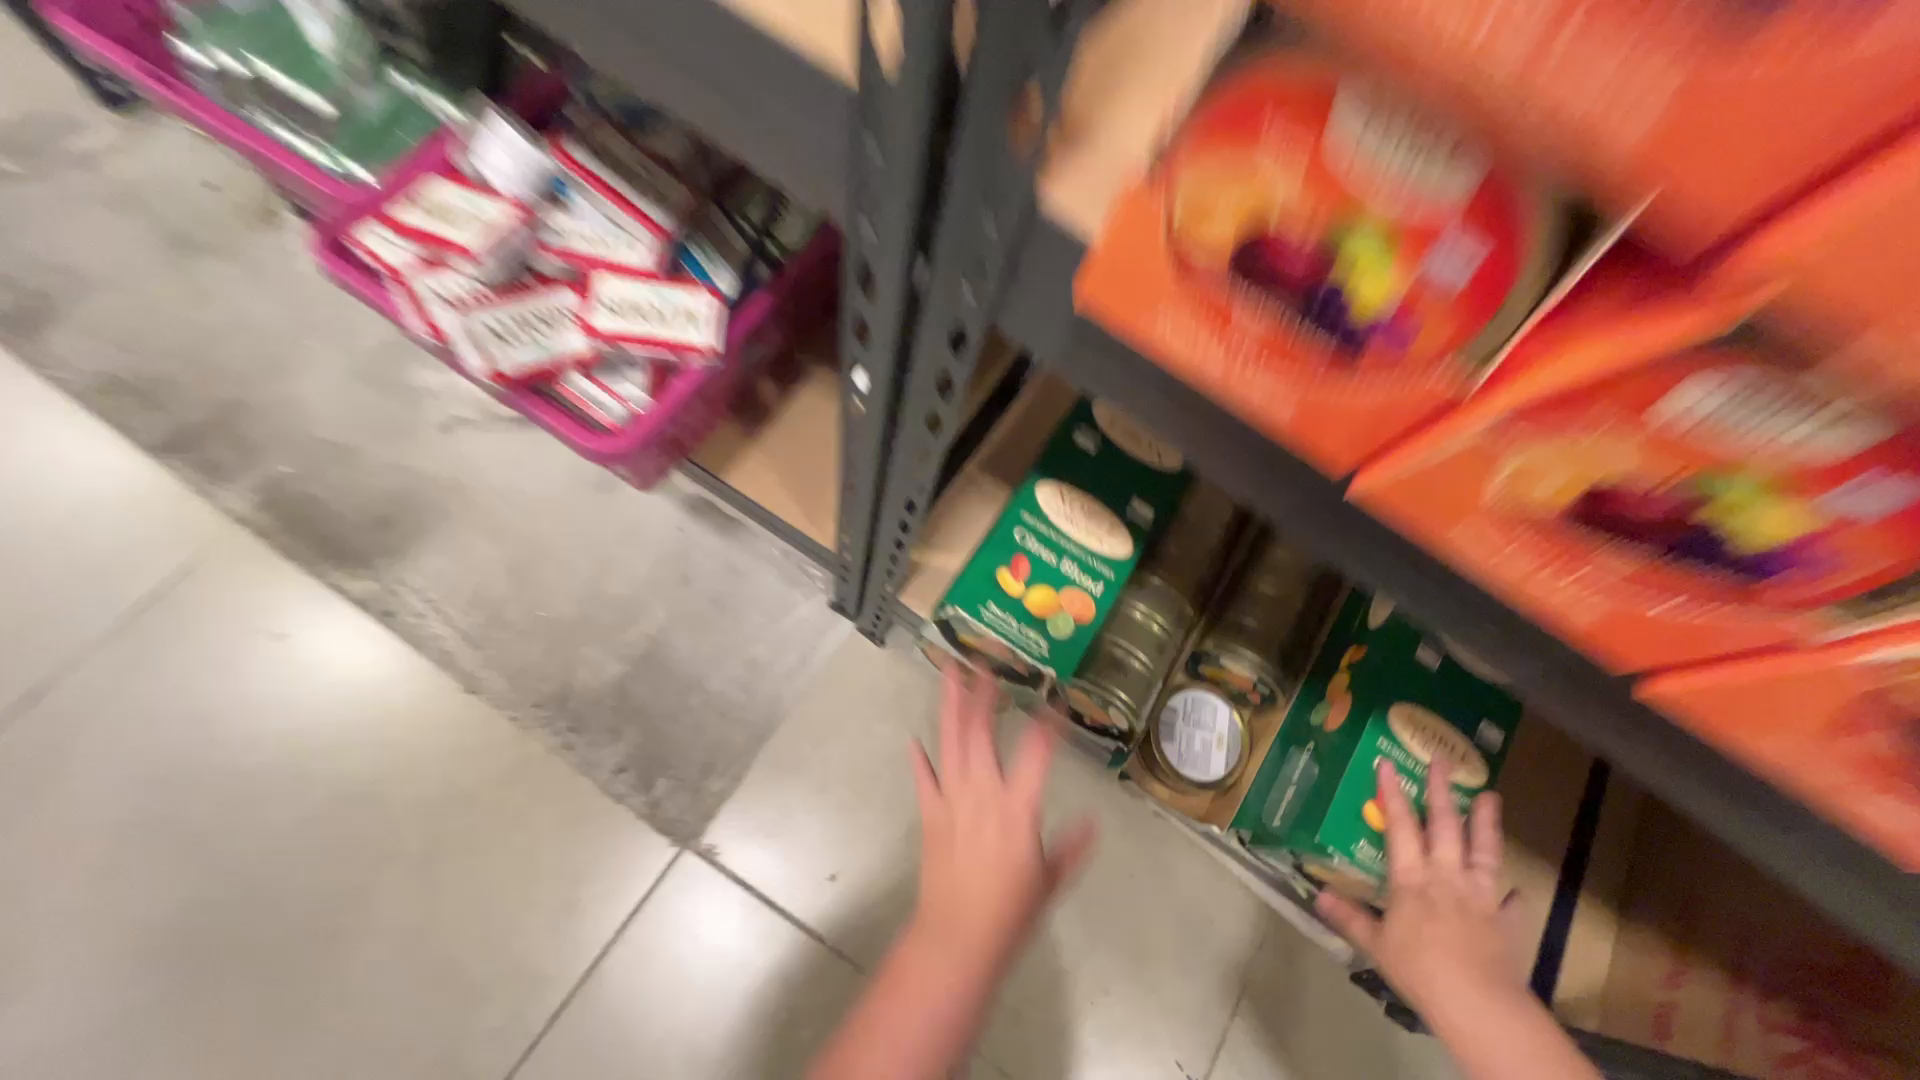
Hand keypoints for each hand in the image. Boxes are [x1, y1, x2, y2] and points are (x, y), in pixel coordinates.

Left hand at [907, 662, 1097, 969]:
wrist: (956, 939)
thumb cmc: (1010, 913)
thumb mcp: (1050, 881)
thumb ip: (1071, 848)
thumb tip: (1093, 823)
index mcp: (1018, 808)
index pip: (1037, 752)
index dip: (1048, 723)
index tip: (1054, 700)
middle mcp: (983, 795)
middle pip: (981, 733)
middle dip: (983, 695)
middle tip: (985, 663)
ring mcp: (951, 801)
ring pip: (950, 744)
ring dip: (949, 707)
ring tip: (949, 673)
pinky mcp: (930, 815)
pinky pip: (923, 779)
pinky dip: (919, 759)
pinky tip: (914, 739)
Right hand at [1315, 757, 1526, 1019]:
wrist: (1478, 1002)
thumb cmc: (1419, 969)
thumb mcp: (1375, 944)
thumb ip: (1349, 916)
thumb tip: (1317, 893)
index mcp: (1412, 878)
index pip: (1401, 826)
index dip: (1394, 793)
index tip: (1389, 764)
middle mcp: (1447, 877)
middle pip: (1446, 826)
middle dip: (1442, 791)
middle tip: (1444, 761)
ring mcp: (1481, 896)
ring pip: (1483, 851)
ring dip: (1486, 823)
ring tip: (1492, 796)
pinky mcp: (1506, 921)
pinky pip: (1511, 902)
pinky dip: (1512, 894)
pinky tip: (1516, 889)